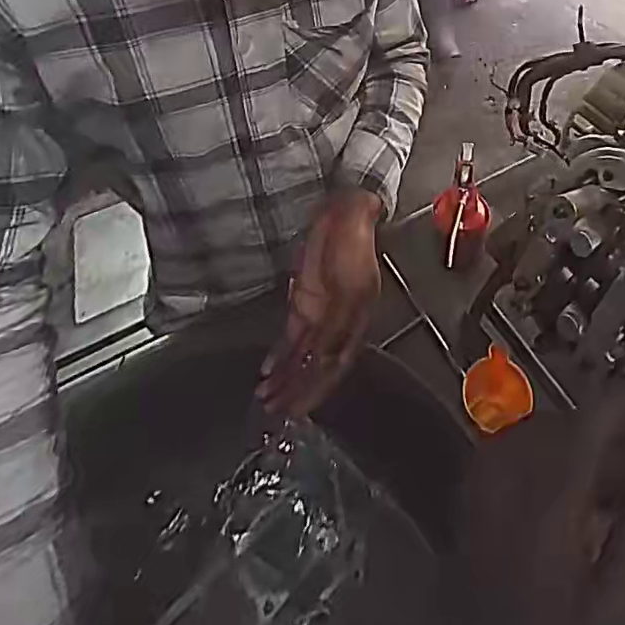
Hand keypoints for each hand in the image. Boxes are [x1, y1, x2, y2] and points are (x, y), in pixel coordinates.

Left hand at [258, 189, 382, 416]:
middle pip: (318, 363)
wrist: (344, 211)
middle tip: (277, 413)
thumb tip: (328, 360)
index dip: (318, 388)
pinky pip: (293, 333)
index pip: (336, 364)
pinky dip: (281, 353)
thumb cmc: (353, 244)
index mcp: (358, 319)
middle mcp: (340, 321)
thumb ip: (339, 323)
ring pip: (303, 353)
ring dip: (286, 376)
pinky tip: (269, 368)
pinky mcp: (305, 298)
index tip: (300, 410)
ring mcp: (322, 310)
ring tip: (267, 399)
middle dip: (298, 389)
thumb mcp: (351, 285)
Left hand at [458, 368, 624, 624]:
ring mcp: (478, 506)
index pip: (584, 430)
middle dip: (593, 421)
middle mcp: (504, 497)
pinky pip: (496, 458)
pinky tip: (553, 479)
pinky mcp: (466, 521)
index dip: (616, 397)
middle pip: (549, 426)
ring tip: (597, 460)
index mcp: (547, 512)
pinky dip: (528, 451)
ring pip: (520, 434)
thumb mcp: (619, 611)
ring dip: (561, 434)